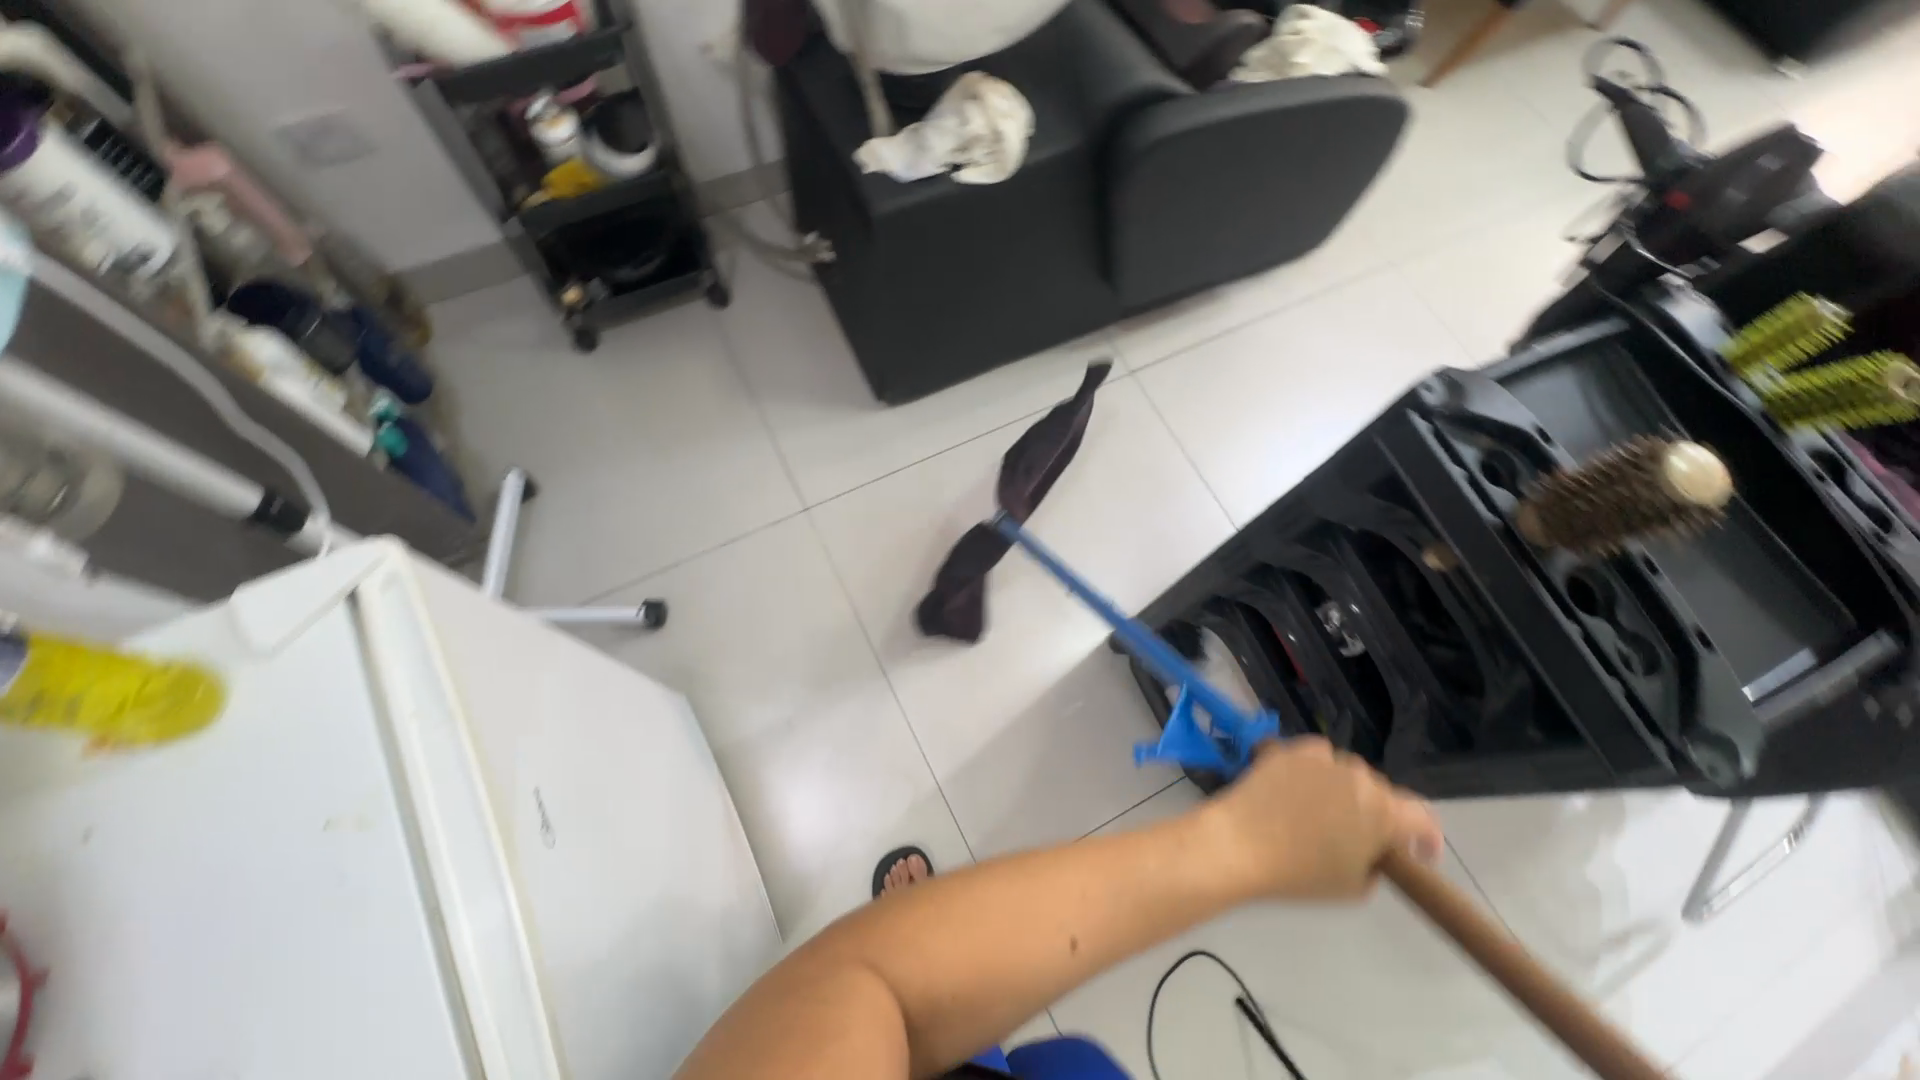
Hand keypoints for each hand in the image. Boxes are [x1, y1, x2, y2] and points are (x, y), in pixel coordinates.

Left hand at [1193, 737, 1442, 900]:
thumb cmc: (1299, 873)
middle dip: (1377, 814)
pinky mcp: (1291, 750)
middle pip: (1382, 793)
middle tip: (1358, 836)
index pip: (1423, 817)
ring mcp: (1323, 759)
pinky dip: (1315, 770)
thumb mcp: (1354, 886)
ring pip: (1348, 772)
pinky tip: (1300, 787)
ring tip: (1322, 812)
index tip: (1417, 852)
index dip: (1426, 837)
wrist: (1239, 843)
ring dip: (1345, 790)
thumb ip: (1376, 864)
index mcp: (1384, 812)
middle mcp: (1359, 777)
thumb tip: (1371, 851)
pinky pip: (1316, 756)